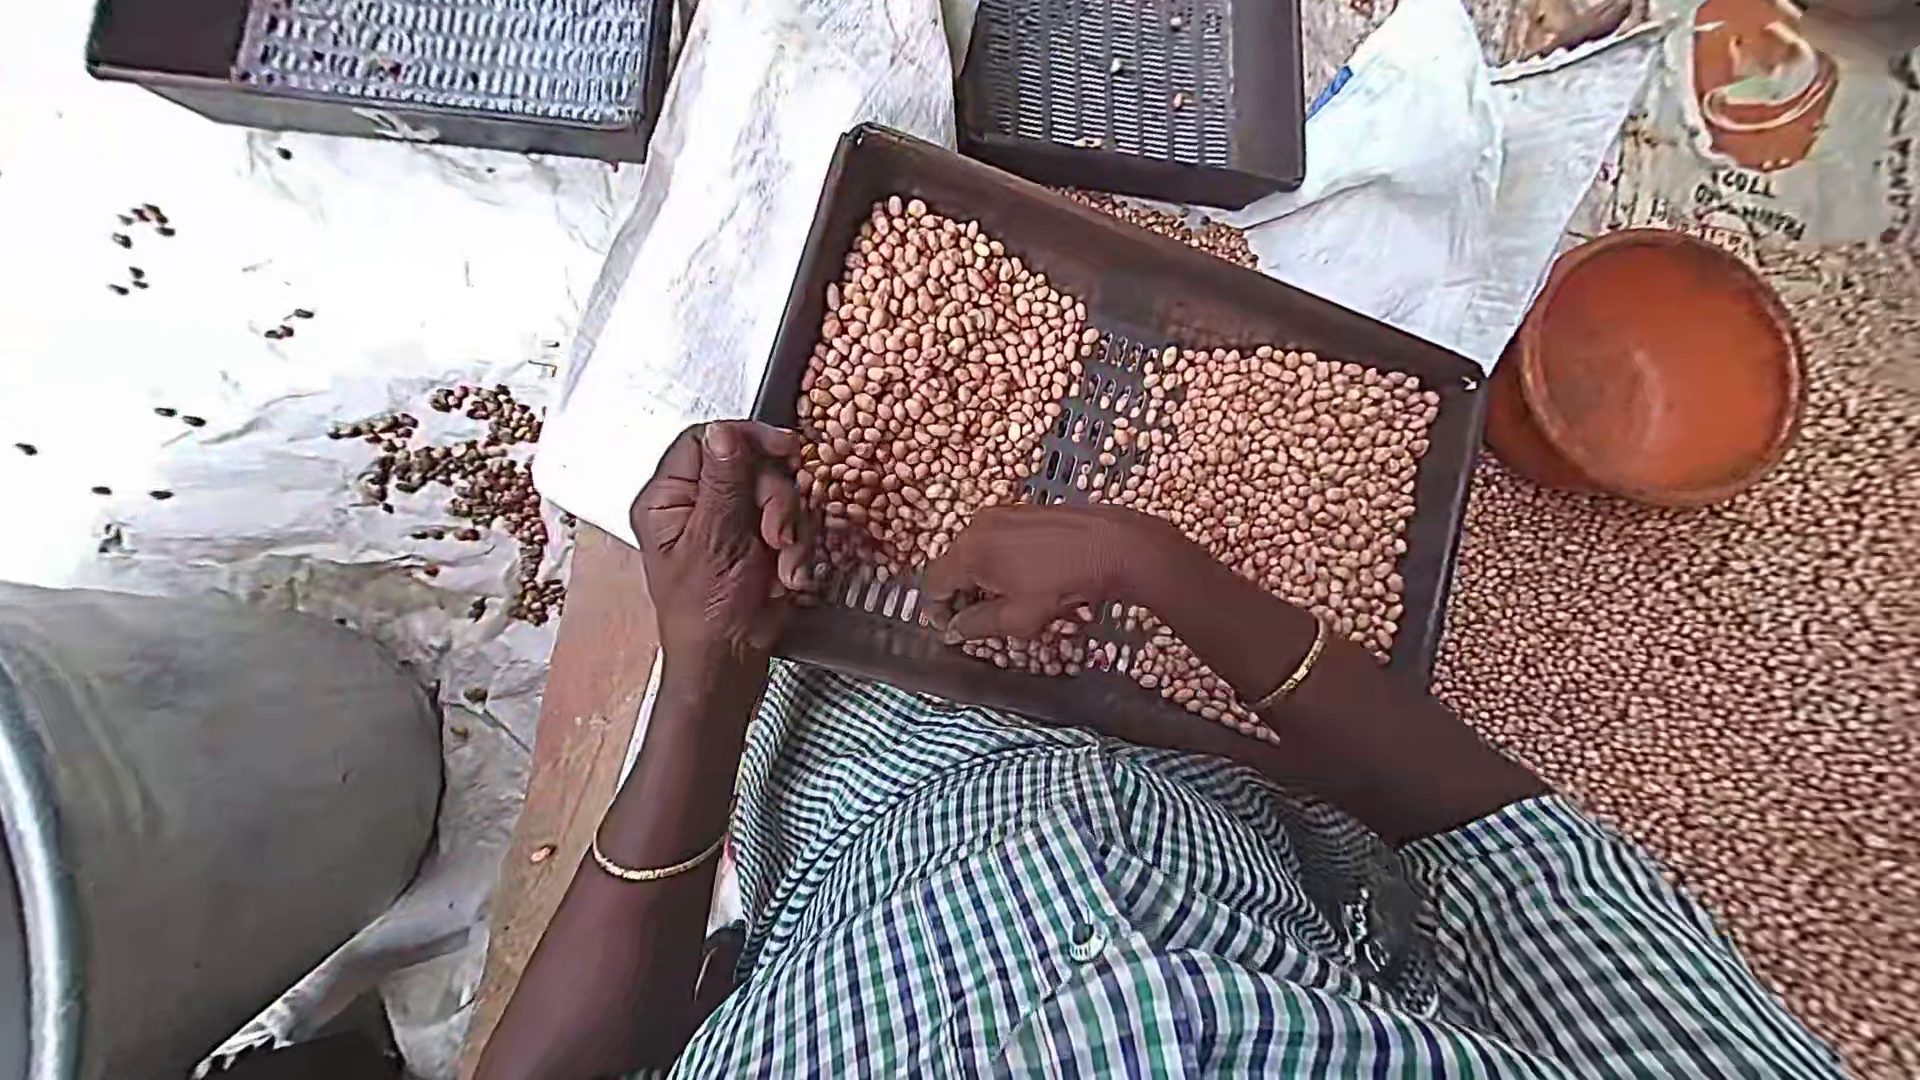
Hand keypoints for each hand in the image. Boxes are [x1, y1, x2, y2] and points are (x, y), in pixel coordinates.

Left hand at [630, 421, 811, 661]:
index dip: (746, 438)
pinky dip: (796, 549)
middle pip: (752, 467)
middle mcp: (702, 502)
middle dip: (774, 501)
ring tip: (783, 564)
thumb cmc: (707, 607)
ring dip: (789, 529)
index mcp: (670, 497)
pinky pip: (791, 523)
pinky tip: (788, 575)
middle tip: (776, 535)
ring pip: (778, 495)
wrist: (732, 657)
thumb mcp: (714, 541)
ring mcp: (735, 521)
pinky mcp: (763, 538)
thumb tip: (724, 431)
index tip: (784, 446)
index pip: (706, 441)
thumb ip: (723, 484)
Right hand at [922, 504, 1185, 640]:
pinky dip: (996, 559)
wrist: (1114, 546)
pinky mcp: (1022, 509)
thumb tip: (954, 630)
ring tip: (1003, 601)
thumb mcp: (1018, 616)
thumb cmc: (1064, 583)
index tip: (950, 628)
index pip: (933, 583)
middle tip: (976, 619)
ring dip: (978, 577)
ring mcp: (1001, 513)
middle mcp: (978, 525)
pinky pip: (994, 537)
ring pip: (973, 550)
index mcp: (969, 552)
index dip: (937, 610)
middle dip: (959, 594)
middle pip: (952, 564)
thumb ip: (978, 624)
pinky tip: (1021, 577)